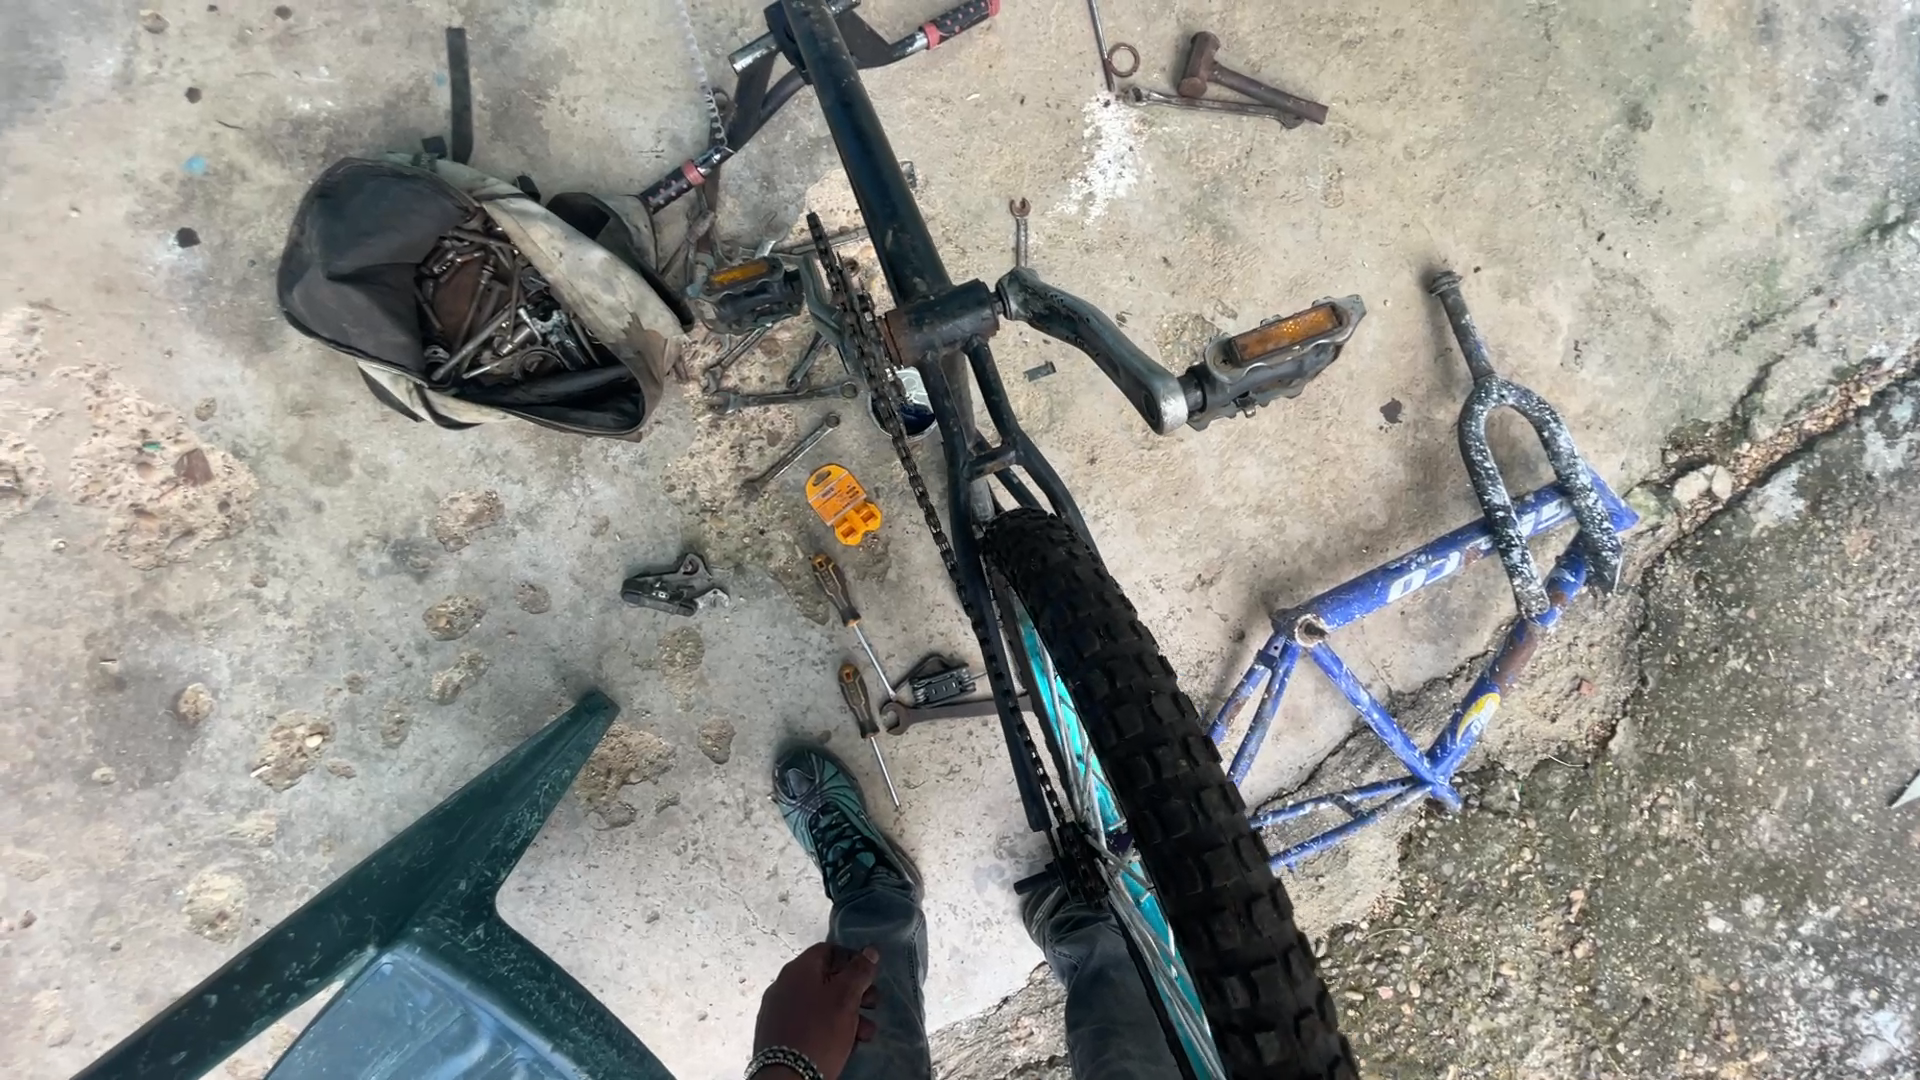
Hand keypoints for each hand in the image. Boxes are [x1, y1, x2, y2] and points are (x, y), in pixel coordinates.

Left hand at [752, 942, 880, 1079]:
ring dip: (847, 1015)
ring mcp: (778, 1012)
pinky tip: (846, 1045)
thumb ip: (860, 971)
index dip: (853, 960)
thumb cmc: (820, 1031)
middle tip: (873, 1005)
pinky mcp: (777, 1037)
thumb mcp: (846, 997)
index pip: (829, 950)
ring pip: (820, 1005)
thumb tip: (870, 950)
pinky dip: (828, 1029)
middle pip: (826, 979)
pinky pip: (808, 1024)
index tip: (869, 977)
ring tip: (865, 1034)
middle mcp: (784, 985)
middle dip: (855, 992)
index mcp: (798, 969)